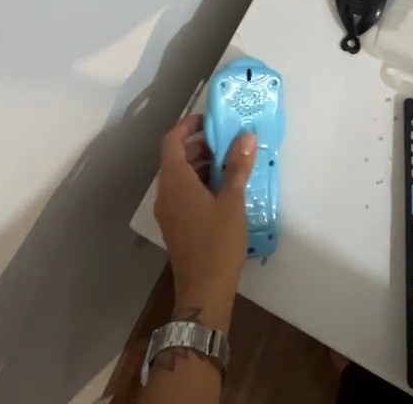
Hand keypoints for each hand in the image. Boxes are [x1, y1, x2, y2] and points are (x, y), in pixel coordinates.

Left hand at [154, 114, 256, 328]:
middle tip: (228, 141)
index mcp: (175, 182)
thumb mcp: (232, 202)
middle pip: (176, 157)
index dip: (187, 125)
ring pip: (181, 176)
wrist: (204, 292)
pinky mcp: (176, 225)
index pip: (171, 141)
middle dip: (200, 145)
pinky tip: (225, 189)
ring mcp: (168, 211)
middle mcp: (166, 193)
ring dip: (202, 164)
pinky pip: (183, 193)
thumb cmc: (217, 243)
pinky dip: (200, 183)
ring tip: (231, 163)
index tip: (210, 120)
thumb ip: (238, 167)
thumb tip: (246, 137)